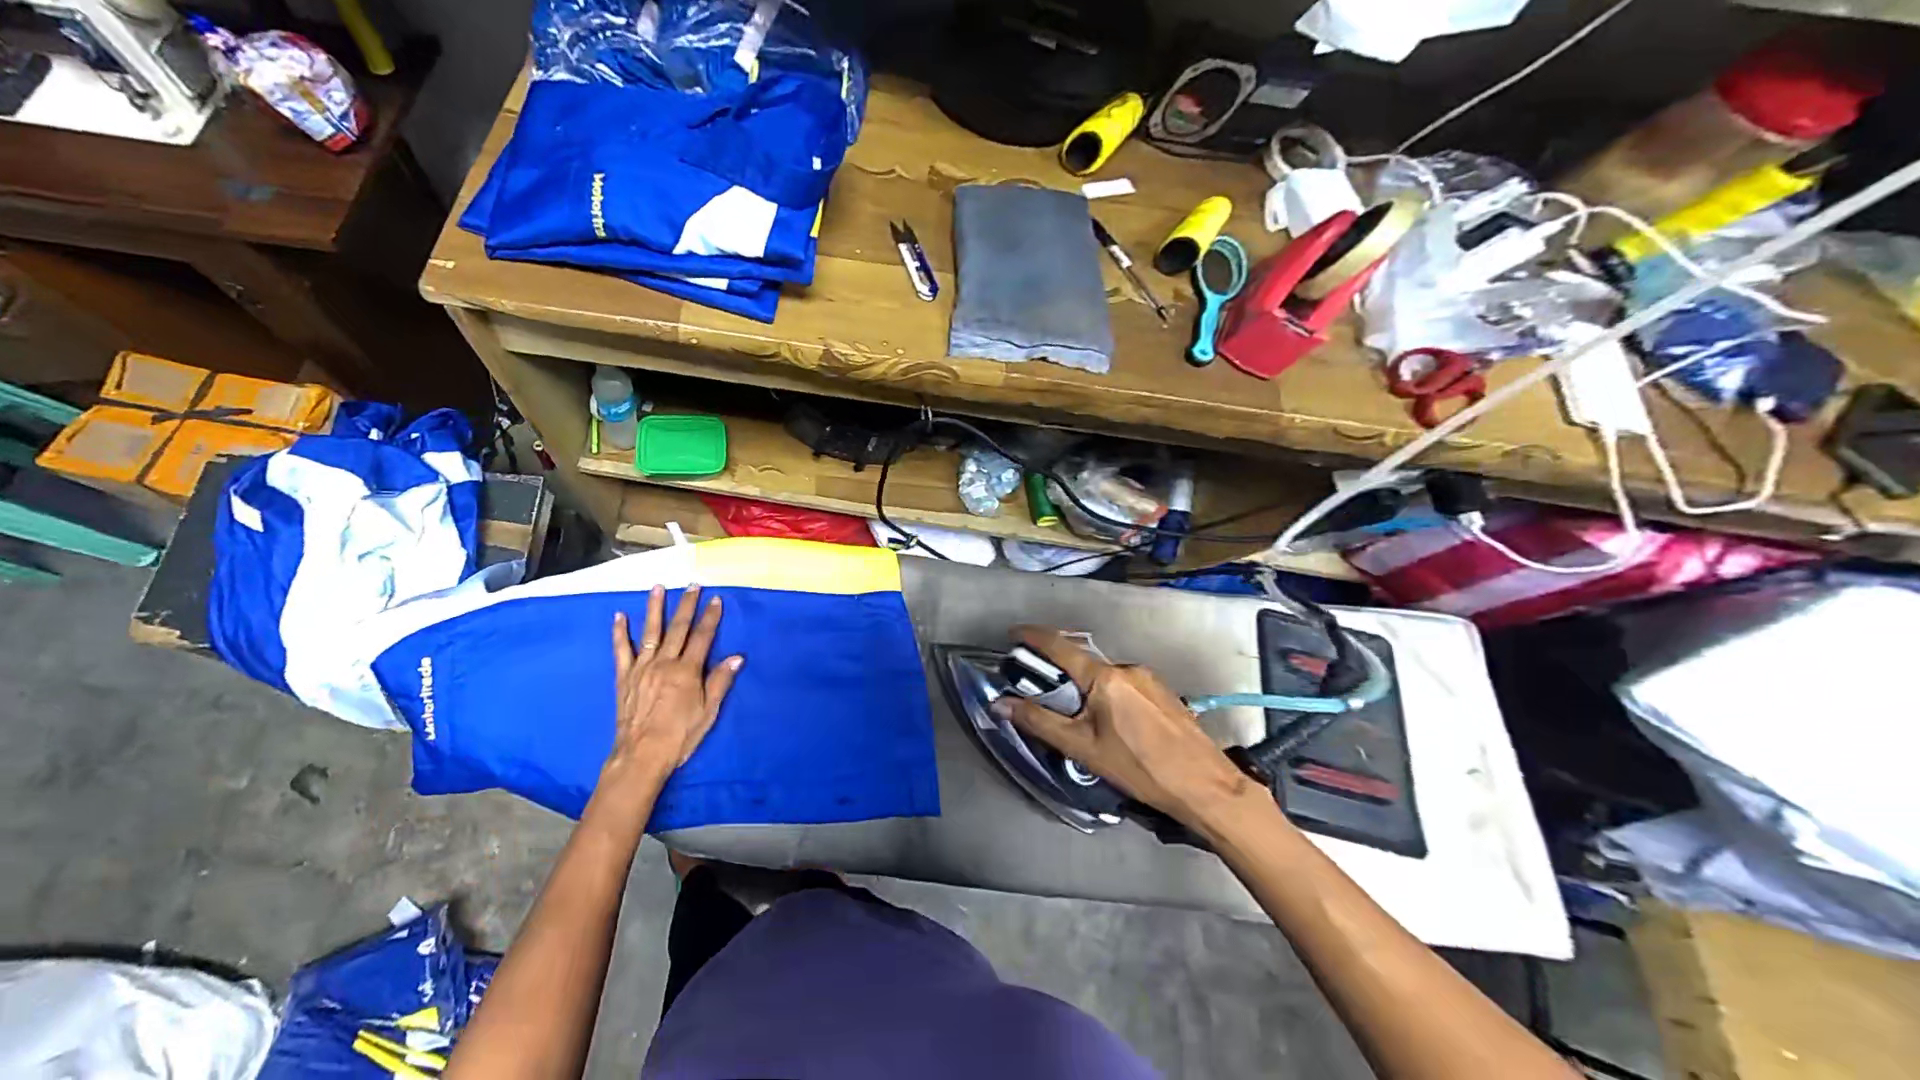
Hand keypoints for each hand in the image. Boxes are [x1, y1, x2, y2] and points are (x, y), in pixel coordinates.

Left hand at [599, 585, 743, 810]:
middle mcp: (664, 663)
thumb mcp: (709, 711)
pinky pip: (621, 650)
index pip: (703, 637)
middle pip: (678, 628)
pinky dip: (620, 632)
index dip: (711, 617)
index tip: (716, 599)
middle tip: (693, 585)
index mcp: (687, 670)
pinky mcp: (624, 677)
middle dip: (687, 605)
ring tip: (658, 588)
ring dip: (654, 608)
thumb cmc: (680, 735)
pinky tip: (619, 616)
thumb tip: (737, 657)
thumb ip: (720, 681)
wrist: (641, 755)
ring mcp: (642, 668)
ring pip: (650, 632)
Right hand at [991, 625, 1264, 829]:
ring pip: (1105, 674)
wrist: (1204, 786)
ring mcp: (1149, 678)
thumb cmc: (1139, 768)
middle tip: (1040, 687)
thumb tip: (1001, 704)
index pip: (1060, 647)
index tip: (1014, 633)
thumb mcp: (1083, 749)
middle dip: (1059, 669)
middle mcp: (1127, 668)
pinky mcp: (1163, 692)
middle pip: (1083, 661)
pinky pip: (1124, 683)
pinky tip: (1110, 722)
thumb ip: (1039, 722)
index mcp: (1105, 677)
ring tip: (1076, 715)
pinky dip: (1107, 693)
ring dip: (1085, 685)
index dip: (1034, 636)